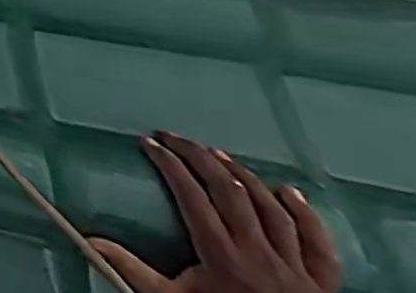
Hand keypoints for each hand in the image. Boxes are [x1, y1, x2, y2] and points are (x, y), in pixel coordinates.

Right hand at [90, 132, 340, 292]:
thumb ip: (134, 273)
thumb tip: (92, 242)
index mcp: (222, 257)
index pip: (191, 194)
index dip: (168, 162)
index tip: (148, 142)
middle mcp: (259, 254)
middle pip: (228, 190)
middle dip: (197, 156)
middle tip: (173, 137)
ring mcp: (295, 268)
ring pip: (269, 207)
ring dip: (241, 174)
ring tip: (216, 154)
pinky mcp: (323, 284)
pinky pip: (317, 242)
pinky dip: (304, 213)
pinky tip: (286, 189)